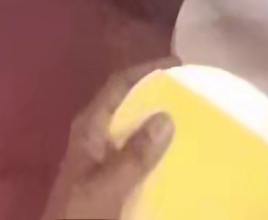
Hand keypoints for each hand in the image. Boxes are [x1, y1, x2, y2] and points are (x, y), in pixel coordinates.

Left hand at [42, 62, 176, 219]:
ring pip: (129, 125)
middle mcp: (93, 132)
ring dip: (153, 118)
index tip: (177, 64)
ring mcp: (97, 154)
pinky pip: (131, 151)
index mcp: (89, 124)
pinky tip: (170, 157)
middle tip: (188, 90)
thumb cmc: (80, 215)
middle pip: (125, 100)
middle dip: (153, 92)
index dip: (146, 70)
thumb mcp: (108, 186)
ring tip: (186, 118)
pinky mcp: (104, 176)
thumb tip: (166, 115)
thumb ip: (135, 155)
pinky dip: (150, 146)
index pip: (119, 83)